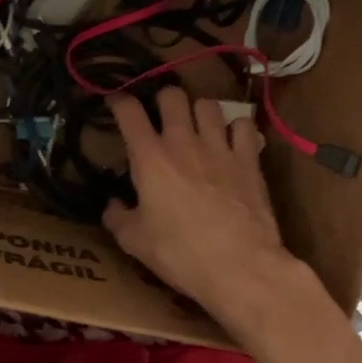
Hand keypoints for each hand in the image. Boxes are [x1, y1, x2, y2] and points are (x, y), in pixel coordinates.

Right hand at [103, 87, 316, 333]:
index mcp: (149, 158)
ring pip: (208, 104)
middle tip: (160, 116)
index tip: (115, 103)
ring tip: (197, 126)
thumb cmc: (180, 254)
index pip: (129, 112)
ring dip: (199, 111)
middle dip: (162, 99)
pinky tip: (232, 141)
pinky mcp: (249, 160)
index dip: (119, 101)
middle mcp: (183, 142)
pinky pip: (245, 126)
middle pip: (172, 95)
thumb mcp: (134, 241)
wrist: (240, 267)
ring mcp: (220, 148)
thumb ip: (117, 217)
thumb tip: (112, 205)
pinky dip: (237, 128)